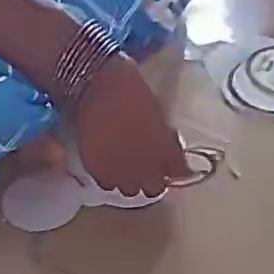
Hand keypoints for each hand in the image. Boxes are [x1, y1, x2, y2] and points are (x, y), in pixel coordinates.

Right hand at [70, 58, 188, 197]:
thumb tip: (168, 147)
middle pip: (155, 188)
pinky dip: (111, 179)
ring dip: (132, 182)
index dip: (177, 170)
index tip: (174, 166)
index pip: (179, 172)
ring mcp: (120, 171)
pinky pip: (108, 185)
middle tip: (150, 169)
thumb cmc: (130, 88)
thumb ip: (164, 136)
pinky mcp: (98, 171)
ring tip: (128, 170)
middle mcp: (145, 167)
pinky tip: (110, 168)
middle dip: (154, 179)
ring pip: (131, 191)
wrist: (94, 82)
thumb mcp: (157, 112)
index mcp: (164, 149)